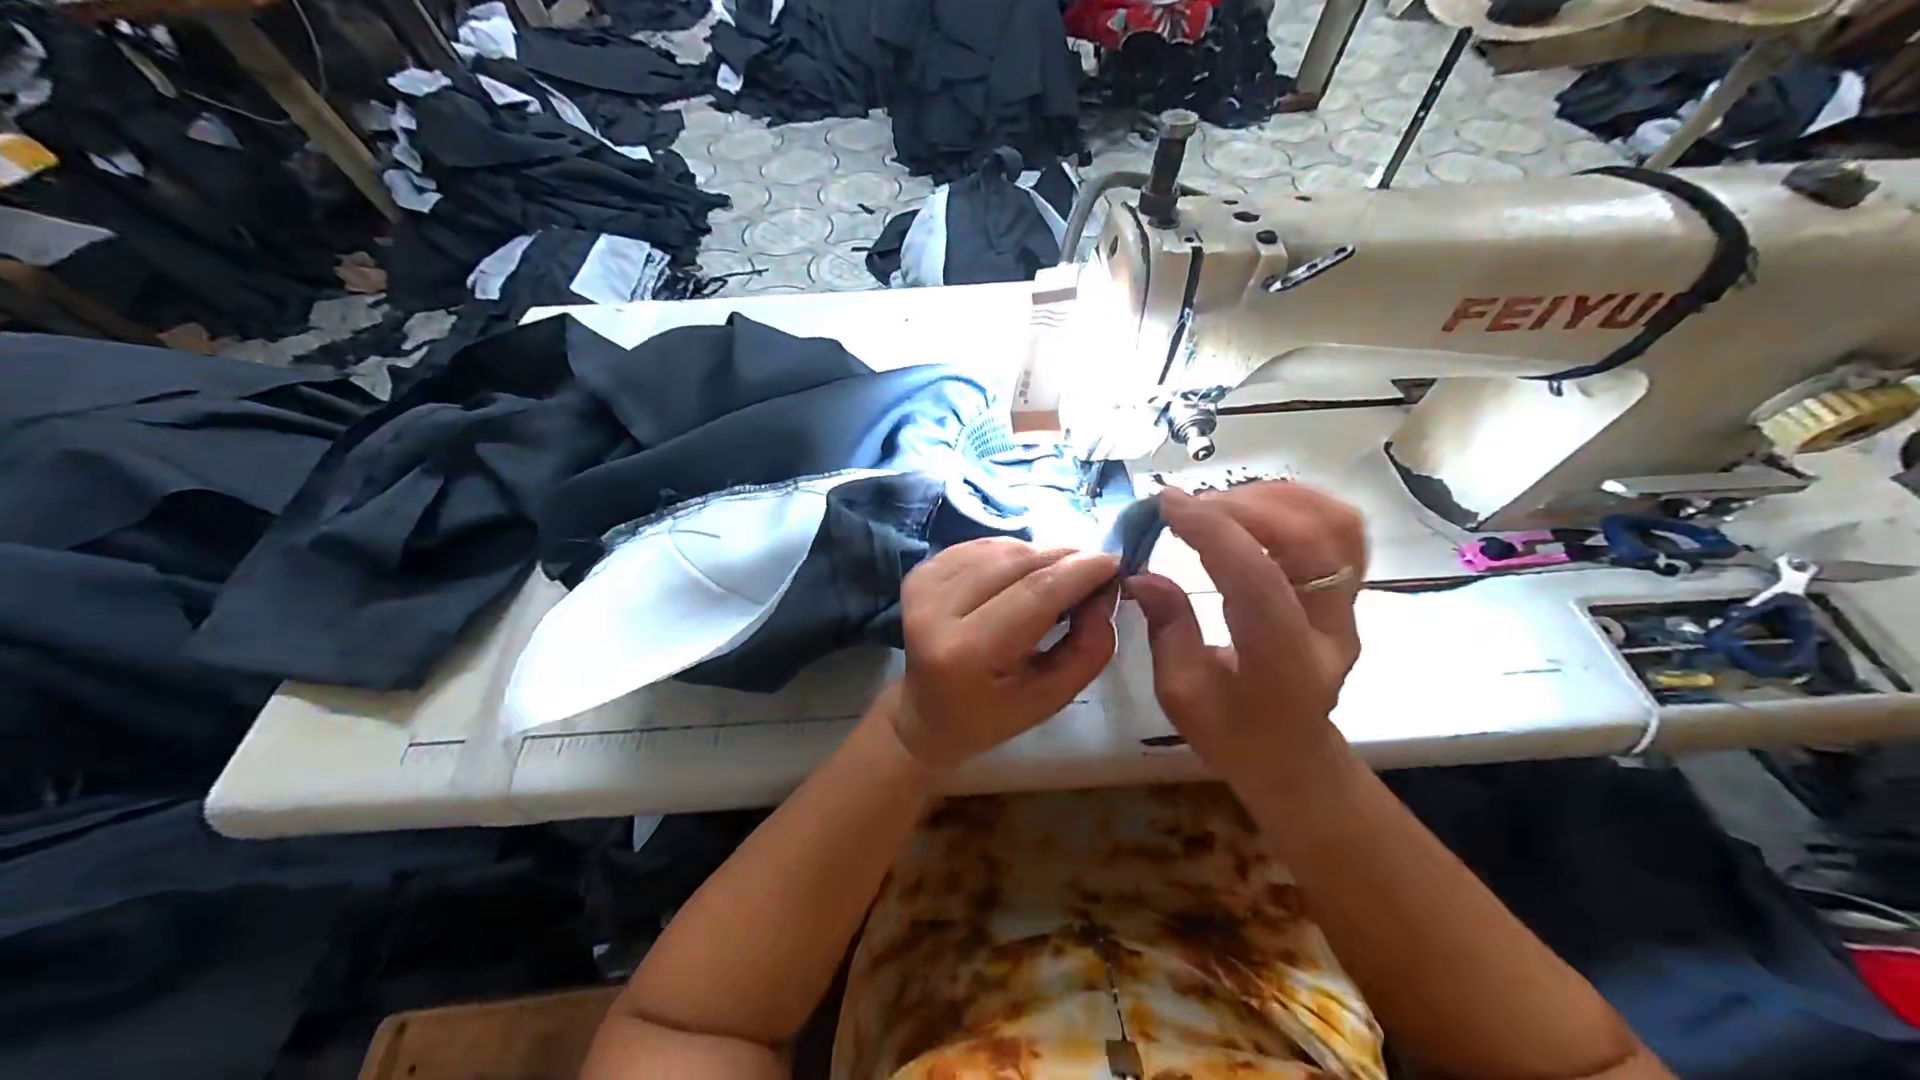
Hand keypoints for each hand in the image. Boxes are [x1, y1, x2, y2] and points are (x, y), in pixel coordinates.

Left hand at [894, 538, 1120, 769]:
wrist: (927, 712)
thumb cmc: (993, 714)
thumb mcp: (1052, 697)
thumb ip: (1089, 647)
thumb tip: (1105, 589)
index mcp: (964, 652)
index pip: (1035, 593)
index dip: (1080, 571)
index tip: (1117, 561)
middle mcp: (935, 609)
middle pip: (1019, 562)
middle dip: (1066, 559)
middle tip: (1096, 572)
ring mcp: (924, 584)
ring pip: (1003, 549)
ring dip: (1041, 556)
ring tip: (1059, 581)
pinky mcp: (921, 570)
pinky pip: (984, 547)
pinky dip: (1014, 555)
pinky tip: (1023, 578)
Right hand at [1125, 483, 1366, 785]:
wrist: (1290, 753)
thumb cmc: (1231, 732)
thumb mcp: (1180, 693)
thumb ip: (1167, 628)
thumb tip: (1142, 573)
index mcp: (1285, 664)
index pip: (1257, 580)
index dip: (1212, 532)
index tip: (1166, 503)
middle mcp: (1331, 630)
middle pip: (1311, 542)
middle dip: (1245, 508)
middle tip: (1189, 504)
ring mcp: (1349, 608)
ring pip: (1336, 526)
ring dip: (1275, 499)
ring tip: (1219, 502)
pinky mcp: (1348, 592)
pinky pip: (1339, 529)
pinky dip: (1295, 503)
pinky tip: (1251, 506)